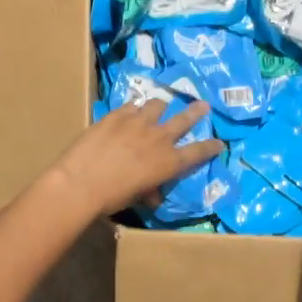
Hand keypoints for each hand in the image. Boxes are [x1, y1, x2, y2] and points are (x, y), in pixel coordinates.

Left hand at [48, 99, 225, 215]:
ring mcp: (138, 122)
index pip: (198, 152)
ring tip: (161, 104)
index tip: (219, 142)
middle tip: (203, 105)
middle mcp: (159, 138)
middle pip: (184, 119)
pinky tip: (132, 108)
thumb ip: (149, 190)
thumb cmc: (113, 198)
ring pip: (157, 105)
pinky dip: (135, 107)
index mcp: (169, 162)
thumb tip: (153, 194)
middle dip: (196, 112)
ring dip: (161, 105)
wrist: (82, 182)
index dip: (211, 147)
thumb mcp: (137, 197)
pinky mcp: (117, 114)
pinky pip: (132, 105)